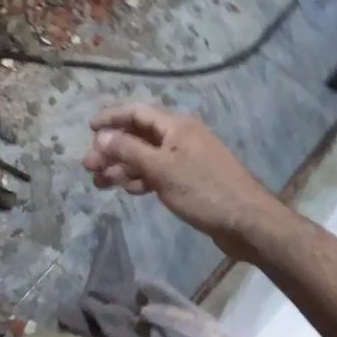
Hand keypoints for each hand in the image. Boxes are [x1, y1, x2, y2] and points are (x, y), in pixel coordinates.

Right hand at [82, 105, 290, 256]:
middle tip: (88, 166)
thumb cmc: (203, 190)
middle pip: (138, 136)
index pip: (136, 112)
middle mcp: (181, 137)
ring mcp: (186, 158)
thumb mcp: (160, 169)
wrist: (249, 223)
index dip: (111, 118)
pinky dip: (140, 178)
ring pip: (145, 156)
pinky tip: (128, 190)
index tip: (88, 130)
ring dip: (122, 166)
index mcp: (177, 126)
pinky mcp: (190, 179)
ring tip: (100, 183)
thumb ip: (128, 150)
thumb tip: (101, 135)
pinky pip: (158, 171)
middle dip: (111, 149)